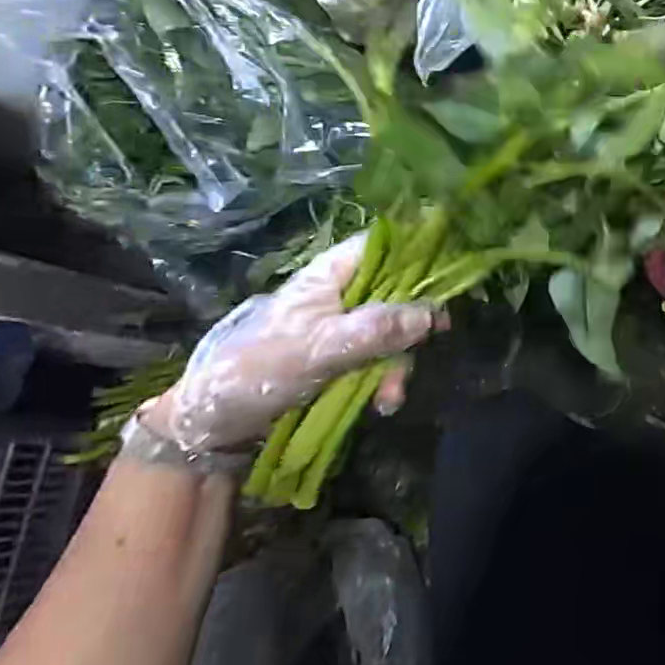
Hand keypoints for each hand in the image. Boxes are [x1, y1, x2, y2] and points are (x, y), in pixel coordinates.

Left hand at [140, 231, 440, 451]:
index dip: (421, 255)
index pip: (388, 244)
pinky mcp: (342, 353)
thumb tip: (431, 314)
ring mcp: (344, 322)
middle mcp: (345, 290)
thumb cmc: (261, 367)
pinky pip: (379, 357)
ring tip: (388, 398)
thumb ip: (377, 329)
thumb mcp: (322, 347)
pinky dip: (383, 379)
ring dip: (396, 364)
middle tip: (415, 358)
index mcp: (336, 271)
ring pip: (393, 329)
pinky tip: (381, 403)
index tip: (450, 282)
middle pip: (399, 291)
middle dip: (411, 330)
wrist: (215, 421)